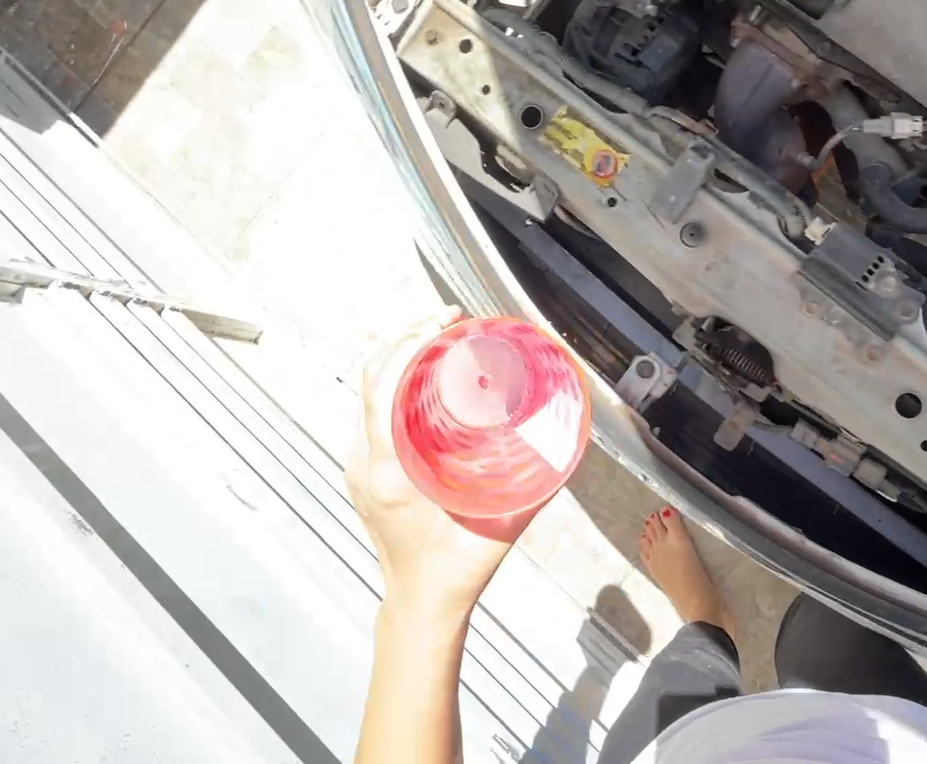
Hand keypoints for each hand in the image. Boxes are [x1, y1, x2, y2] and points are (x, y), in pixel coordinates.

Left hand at [347, 308, 541, 618]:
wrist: (419, 605)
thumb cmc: (457, 569)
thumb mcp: (505, 525)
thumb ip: (540, 486)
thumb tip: (569, 441)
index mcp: (390, 471)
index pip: (383, 386)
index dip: (411, 342)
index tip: (446, 321)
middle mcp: (365, 461)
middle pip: (370, 376)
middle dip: (406, 336)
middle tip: (448, 320)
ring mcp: (357, 464)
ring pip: (366, 390)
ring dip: (398, 355)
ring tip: (437, 337)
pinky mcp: (360, 468)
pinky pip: (369, 410)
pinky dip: (392, 380)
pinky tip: (423, 375)